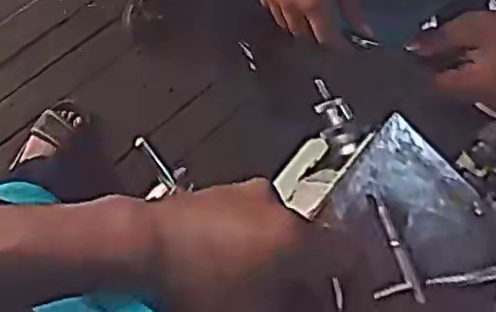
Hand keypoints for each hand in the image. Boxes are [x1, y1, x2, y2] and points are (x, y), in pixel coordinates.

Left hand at [144, 179, 359, 311]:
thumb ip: (298, 306)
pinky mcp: (217, 195)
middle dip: (309, 283)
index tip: (345, 302)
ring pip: (280, 235)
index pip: (351, 255)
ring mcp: (241, 194)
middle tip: (298, 306)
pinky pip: (251, 224)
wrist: (141, 244)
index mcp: (294, 233)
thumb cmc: (192, 280)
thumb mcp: (261, 311)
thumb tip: (310, 302)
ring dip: (279, 267)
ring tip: (259, 297)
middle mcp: (272, 204)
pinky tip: (232, 278)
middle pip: (313, 247)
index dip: (354, 286)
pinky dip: (253, 250)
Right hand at [255, 0, 369, 48]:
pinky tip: (288, 3)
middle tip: (326, 27)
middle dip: (316, 35)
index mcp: (314, 6)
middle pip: (304, 35)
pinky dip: (280, 12)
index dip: (339, 45)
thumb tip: (366, 32)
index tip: (346, 44)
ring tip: (306, 17)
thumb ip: (352, 7)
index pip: (327, 38)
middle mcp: (291, 7)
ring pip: (285, 25)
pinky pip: (270, 9)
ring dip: (297, 25)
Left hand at [409, 8, 495, 107]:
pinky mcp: (493, 84)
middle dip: (425, 74)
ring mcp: (490, 92)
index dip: (416, 75)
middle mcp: (484, 95)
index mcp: (477, 86)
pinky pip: (464, 82)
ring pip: (454, 86)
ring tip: (418, 56)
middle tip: (404, 58)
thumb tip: (411, 48)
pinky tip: (438, 57)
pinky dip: (450, 71)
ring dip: (437, 73)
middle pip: (445, 90)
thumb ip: (437, 41)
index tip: (398, 64)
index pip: (437, 88)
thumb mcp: (465, 29)